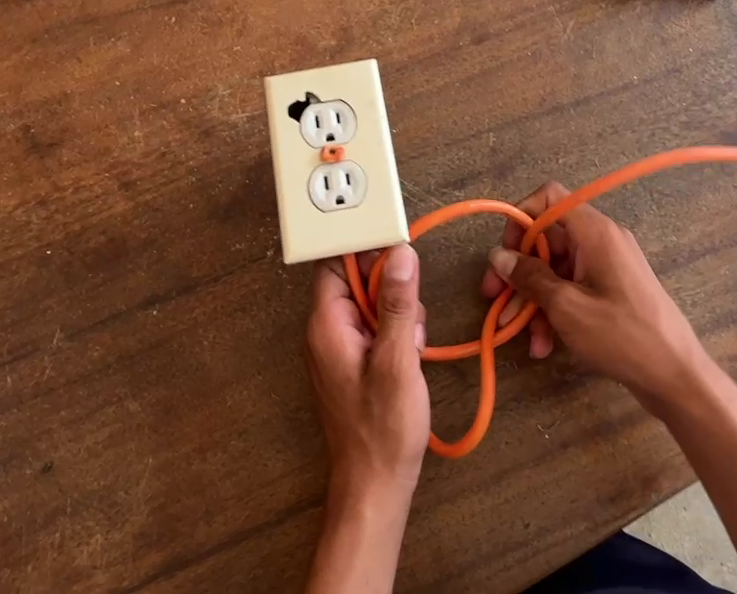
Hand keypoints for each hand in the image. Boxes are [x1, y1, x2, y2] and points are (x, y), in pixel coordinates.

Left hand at [305, 245, 429, 499]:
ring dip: (400, 315)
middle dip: (391, 290)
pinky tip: (409, 359)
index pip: (335, 263)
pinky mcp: (355, 361)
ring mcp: (340, 347)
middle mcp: (326, 330)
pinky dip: (397, 335)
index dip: (365, 250)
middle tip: (409, 321)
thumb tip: (401, 254)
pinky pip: (376, 328)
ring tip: (411, 348)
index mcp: (326, 324)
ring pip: (373, 304)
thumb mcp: (397, 360)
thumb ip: (398, 304)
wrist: (375, 485)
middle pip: (358, 281)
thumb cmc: (382, 428)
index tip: (398, 250)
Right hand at [481, 181, 707, 416]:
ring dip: (534, 299)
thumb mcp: (566, 307)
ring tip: (521, 336)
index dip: (521, 218)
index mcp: (594, 232)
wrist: (676, 376)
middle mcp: (601, 240)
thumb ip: (529, 277)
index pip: (548, 197)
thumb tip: (499, 256)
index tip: (505, 253)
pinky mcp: (612, 291)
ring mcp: (608, 266)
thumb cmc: (622, 335)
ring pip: (556, 269)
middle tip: (494, 298)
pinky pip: (573, 288)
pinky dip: (554, 310)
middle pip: (547, 239)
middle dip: (519, 270)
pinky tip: (544, 345)